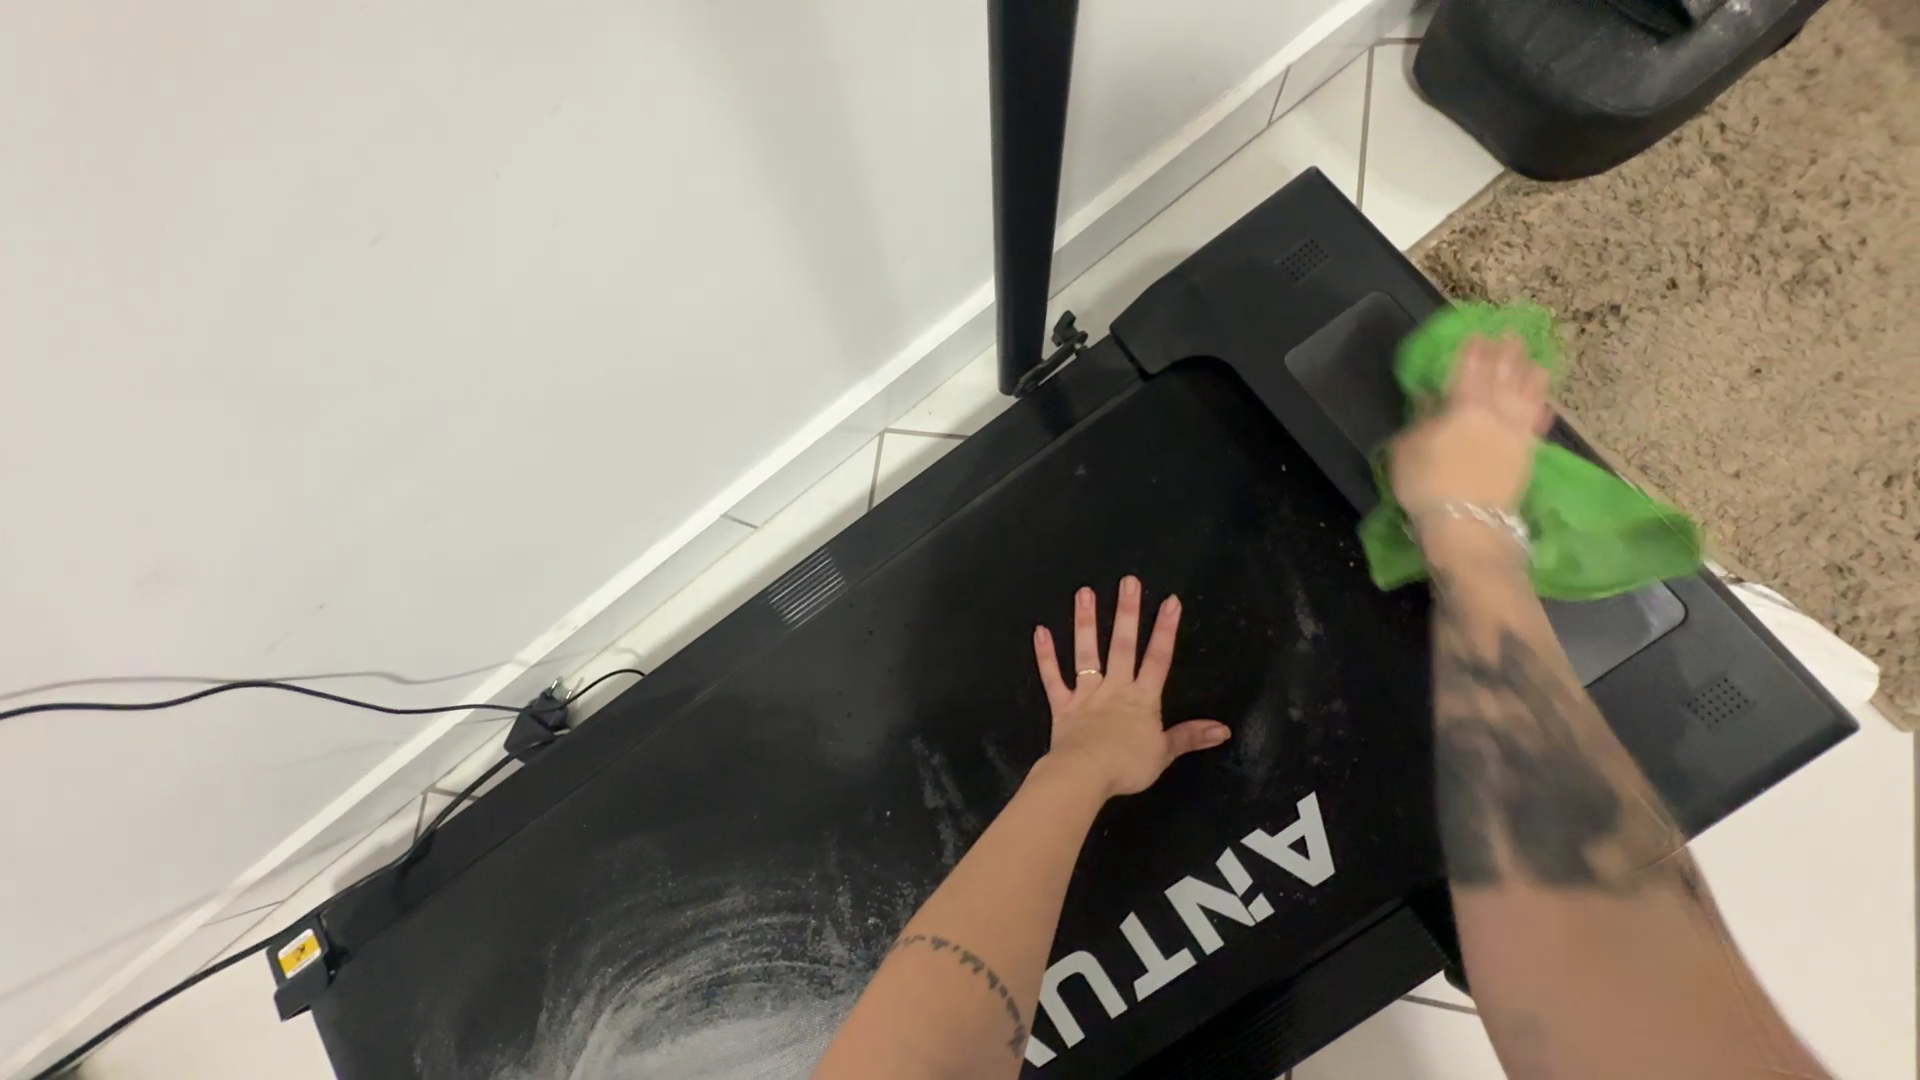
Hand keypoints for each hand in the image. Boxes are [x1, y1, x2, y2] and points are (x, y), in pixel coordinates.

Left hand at [1031, 576, 1230, 799]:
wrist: (1085, 775)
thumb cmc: (1127, 765)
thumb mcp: (1164, 753)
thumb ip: (1189, 736)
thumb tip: (1223, 729)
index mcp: (1142, 699)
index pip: (1158, 659)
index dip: (1165, 630)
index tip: (1170, 600)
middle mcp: (1114, 688)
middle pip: (1122, 646)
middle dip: (1127, 612)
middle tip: (1128, 581)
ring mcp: (1086, 694)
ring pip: (1086, 653)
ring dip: (1085, 622)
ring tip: (1084, 592)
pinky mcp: (1062, 705)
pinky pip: (1052, 678)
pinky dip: (1045, 656)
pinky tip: (1040, 631)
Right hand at [1390, 334, 1552, 514]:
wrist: (1466, 522)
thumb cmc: (1426, 484)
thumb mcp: (1407, 448)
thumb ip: (1421, 419)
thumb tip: (1430, 399)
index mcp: (1462, 407)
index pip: (1469, 369)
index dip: (1473, 350)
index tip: (1477, 333)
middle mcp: (1495, 412)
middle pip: (1503, 375)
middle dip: (1505, 353)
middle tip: (1510, 334)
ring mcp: (1515, 431)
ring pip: (1528, 393)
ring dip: (1530, 373)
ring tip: (1534, 359)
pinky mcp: (1527, 451)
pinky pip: (1538, 422)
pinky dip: (1542, 407)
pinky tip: (1545, 401)